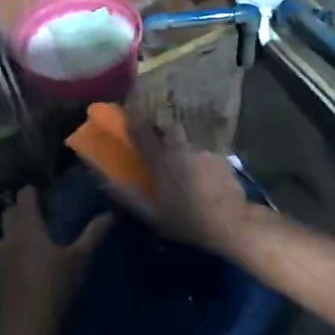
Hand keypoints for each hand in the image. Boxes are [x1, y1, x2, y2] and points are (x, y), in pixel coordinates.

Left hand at [0, 187, 110, 334]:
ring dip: (14, 235)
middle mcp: (8, 239)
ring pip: (3, 238)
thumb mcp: (79, 259)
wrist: (26, 327)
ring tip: (33, 243)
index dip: (32, 192)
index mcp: (28, 228)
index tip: (41, 193)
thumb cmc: (55, 286)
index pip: (24, 197)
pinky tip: (24, 272)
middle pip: (8, 214)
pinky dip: (11, 258)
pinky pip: (1, 260)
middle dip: (20, 211)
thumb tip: (110, 213)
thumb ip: (93, 234)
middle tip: (38, 216)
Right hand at [124, 122, 257, 254]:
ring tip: (185, 157)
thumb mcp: (152, 215)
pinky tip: (203, 167)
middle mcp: (181, 147)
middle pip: (170, 126)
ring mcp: (204, 149)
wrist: (230, 222)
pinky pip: (206, 146)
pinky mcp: (222, 154)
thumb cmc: (187, 220)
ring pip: (190, 135)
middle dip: (164, 129)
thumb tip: (104, 182)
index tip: (127, 113)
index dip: (133, 119)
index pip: (142, 131)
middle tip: (161, 141)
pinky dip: (201, 152)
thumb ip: (127, 197)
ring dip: (184, 141)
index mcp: (161, 160)